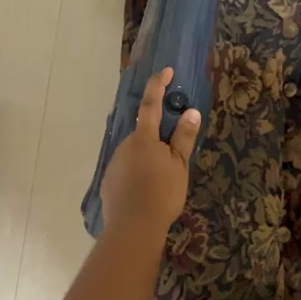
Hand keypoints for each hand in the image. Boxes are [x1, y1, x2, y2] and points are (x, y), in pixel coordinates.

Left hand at [98, 68, 201, 237]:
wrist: (132, 229)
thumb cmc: (162, 193)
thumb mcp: (180, 165)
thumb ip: (184, 137)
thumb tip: (191, 111)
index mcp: (144, 137)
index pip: (152, 103)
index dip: (158, 85)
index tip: (166, 71)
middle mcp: (126, 144)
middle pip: (144, 132)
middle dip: (158, 136)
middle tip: (175, 155)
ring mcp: (115, 163)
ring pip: (135, 151)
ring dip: (148, 156)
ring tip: (163, 179)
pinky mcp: (109, 181)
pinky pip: (127, 168)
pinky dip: (138, 172)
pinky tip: (147, 190)